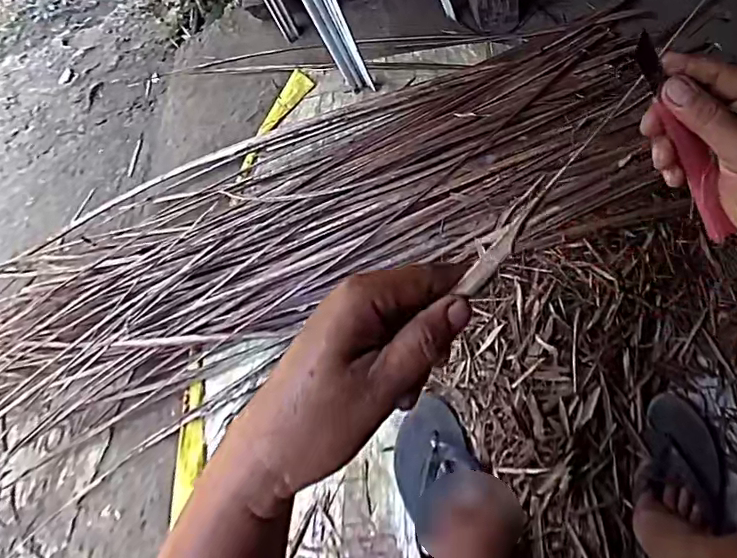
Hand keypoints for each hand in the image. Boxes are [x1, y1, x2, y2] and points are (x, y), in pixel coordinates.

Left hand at [213, 265, 471, 518]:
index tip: (476, 321)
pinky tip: (390, 390)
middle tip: (427, 375)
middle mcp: (355, 295)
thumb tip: (463, 302)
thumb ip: (424, 341)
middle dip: (433, 333)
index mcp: (362, 296)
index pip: (428, 275)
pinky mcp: (345, 334)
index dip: (458, 291)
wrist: (261, 461)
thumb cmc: (316, 425)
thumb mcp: (381, 385)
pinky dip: (399, 358)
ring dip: (417, 351)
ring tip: (403, 392)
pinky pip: (388, 333)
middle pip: (418, 296)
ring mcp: (348, 314)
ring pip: (407, 318)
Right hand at [638, 52, 736, 258]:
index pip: (719, 73)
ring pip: (684, 124)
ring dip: (668, 140)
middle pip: (694, 97)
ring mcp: (729, 137)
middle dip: (669, 112)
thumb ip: (709, 119)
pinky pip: (684, 149)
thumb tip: (676, 88)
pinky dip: (674, 160)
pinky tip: (675, 174)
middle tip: (654, 127)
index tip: (660, 69)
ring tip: (666, 160)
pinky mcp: (716, 159)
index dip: (687, 69)